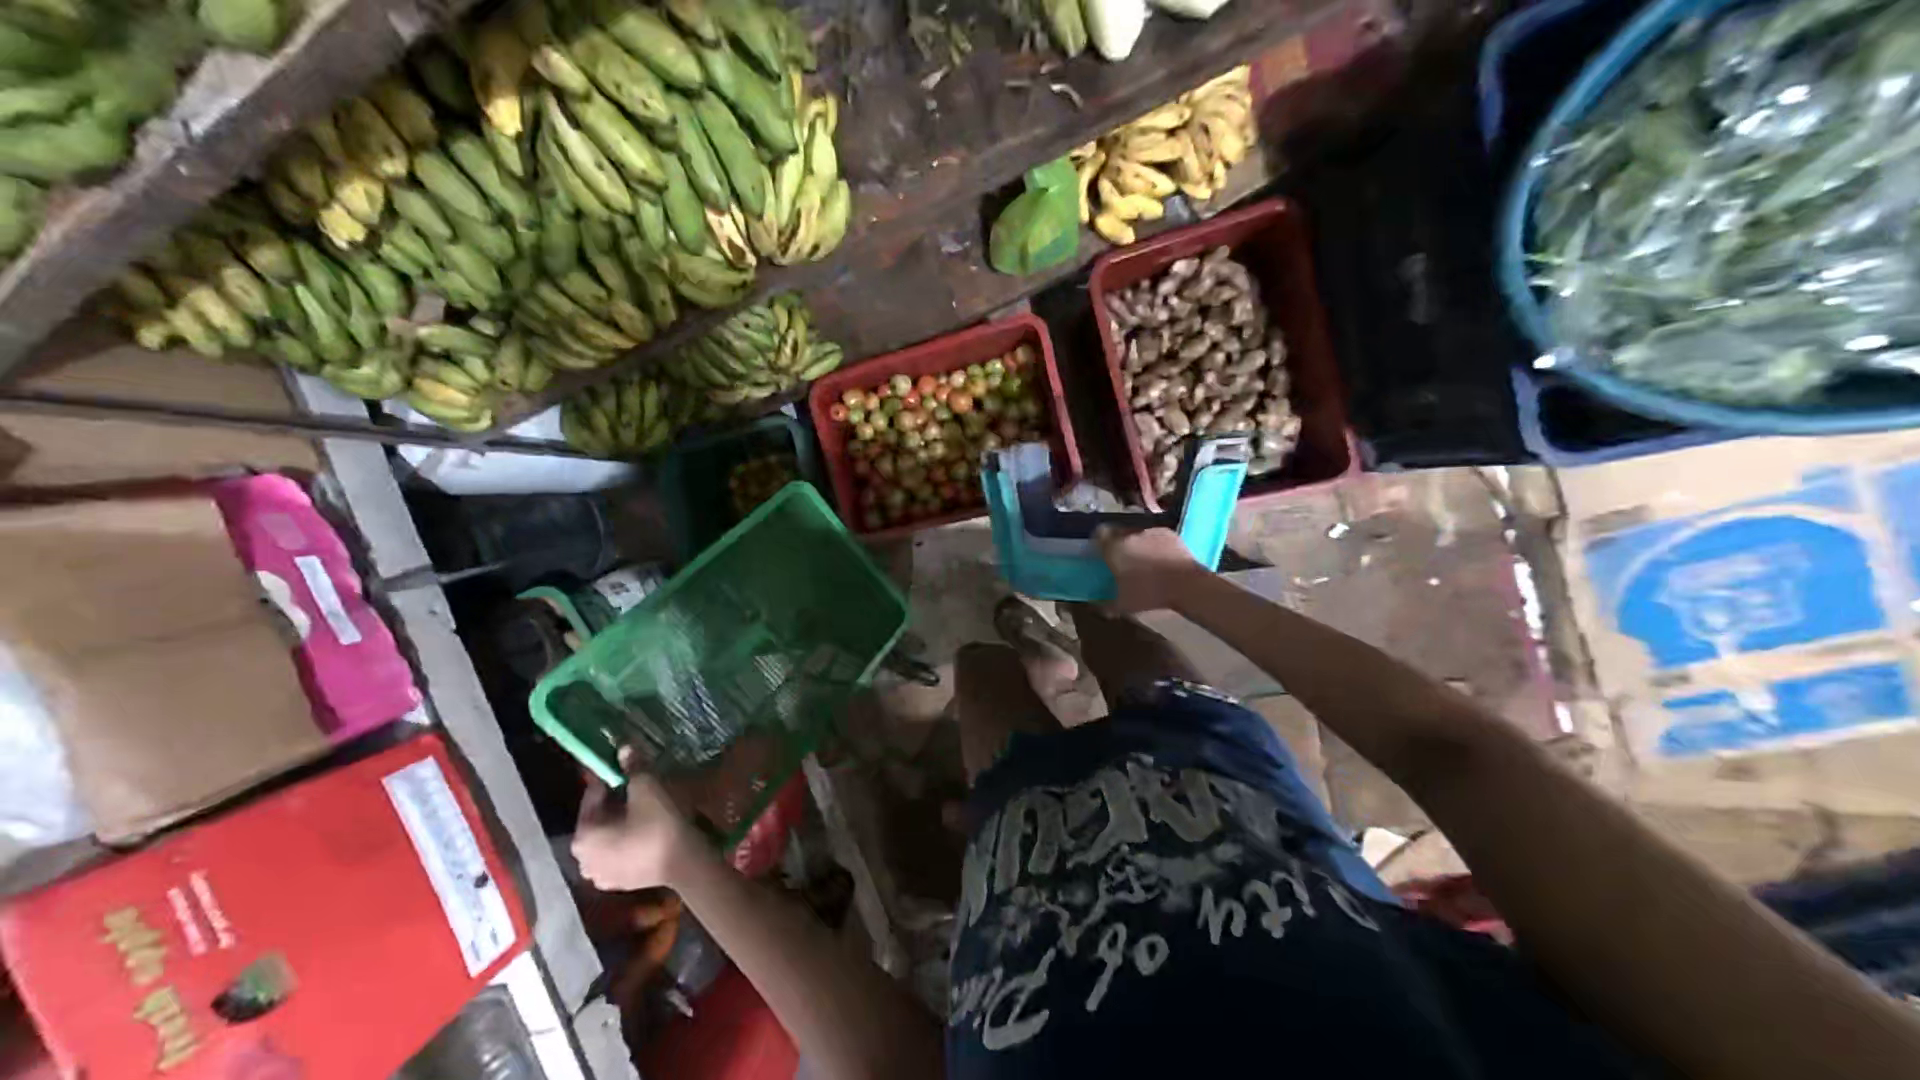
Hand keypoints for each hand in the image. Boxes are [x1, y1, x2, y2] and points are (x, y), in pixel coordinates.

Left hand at [571, 771, 701, 892]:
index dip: (610, 777)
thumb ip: (633, 767)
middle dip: (616, 802)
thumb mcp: (647, 789)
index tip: (626, 767)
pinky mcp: (617, 884)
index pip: (592, 795)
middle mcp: (582, 857)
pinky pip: (617, 854)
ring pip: (608, 838)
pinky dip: (627, 842)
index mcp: (583, 834)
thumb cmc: (659, 825)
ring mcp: (599, 874)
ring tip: (644, 810)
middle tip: (639, 789)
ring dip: (621, 823)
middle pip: (598, 818)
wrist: (684, 864)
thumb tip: (624, 747)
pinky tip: (646, 833)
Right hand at [1096, 526, 1209, 613]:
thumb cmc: (1149, 594)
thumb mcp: (1123, 605)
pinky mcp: (1170, 533)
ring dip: (1138, 543)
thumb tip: (1097, 607)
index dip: (1099, 541)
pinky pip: (1156, 536)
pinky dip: (1155, 544)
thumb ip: (1106, 604)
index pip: (1099, 533)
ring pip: (1138, 534)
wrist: (1186, 585)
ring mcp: (1151, 531)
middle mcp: (1130, 534)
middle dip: (1119, 544)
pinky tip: (1160, 558)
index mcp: (1114, 548)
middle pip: (1119, 533)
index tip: (1101, 552)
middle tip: (1122, 560)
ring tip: (1144, 560)